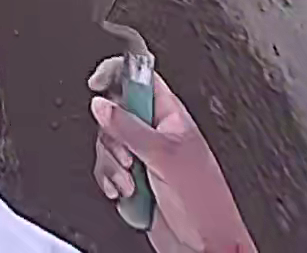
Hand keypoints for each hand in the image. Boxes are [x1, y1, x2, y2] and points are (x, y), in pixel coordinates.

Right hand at [89, 57, 256, 252]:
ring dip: (112, 163)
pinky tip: (123, 192)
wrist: (209, 251)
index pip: (138, 75)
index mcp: (168, 114)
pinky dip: (109, 179)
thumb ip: (129, 127)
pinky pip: (107, 167)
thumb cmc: (205, 204)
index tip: (97, 84)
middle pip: (114, 110)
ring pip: (107, 140)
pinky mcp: (133, 178)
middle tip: (127, 154)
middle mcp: (154, 130)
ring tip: (130, 181)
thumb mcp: (165, 157)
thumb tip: (100, 104)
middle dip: (111, 135)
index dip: (115, 72)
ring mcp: (142, 154)